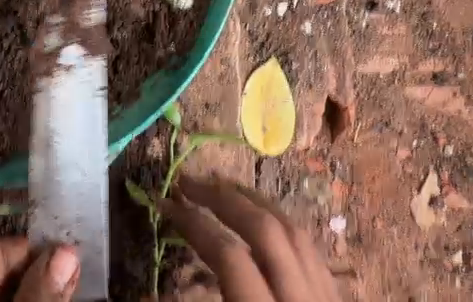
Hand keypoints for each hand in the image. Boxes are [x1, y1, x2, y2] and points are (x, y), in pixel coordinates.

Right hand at [156, 176, 341, 301]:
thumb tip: (145, 293)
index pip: (229, 255)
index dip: (193, 224)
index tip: (164, 204)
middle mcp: (303, 301)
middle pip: (267, 230)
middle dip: (223, 198)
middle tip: (188, 182)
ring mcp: (328, 301)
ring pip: (296, 234)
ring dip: (255, 203)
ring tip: (222, 188)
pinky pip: (313, 252)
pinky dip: (283, 226)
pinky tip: (263, 221)